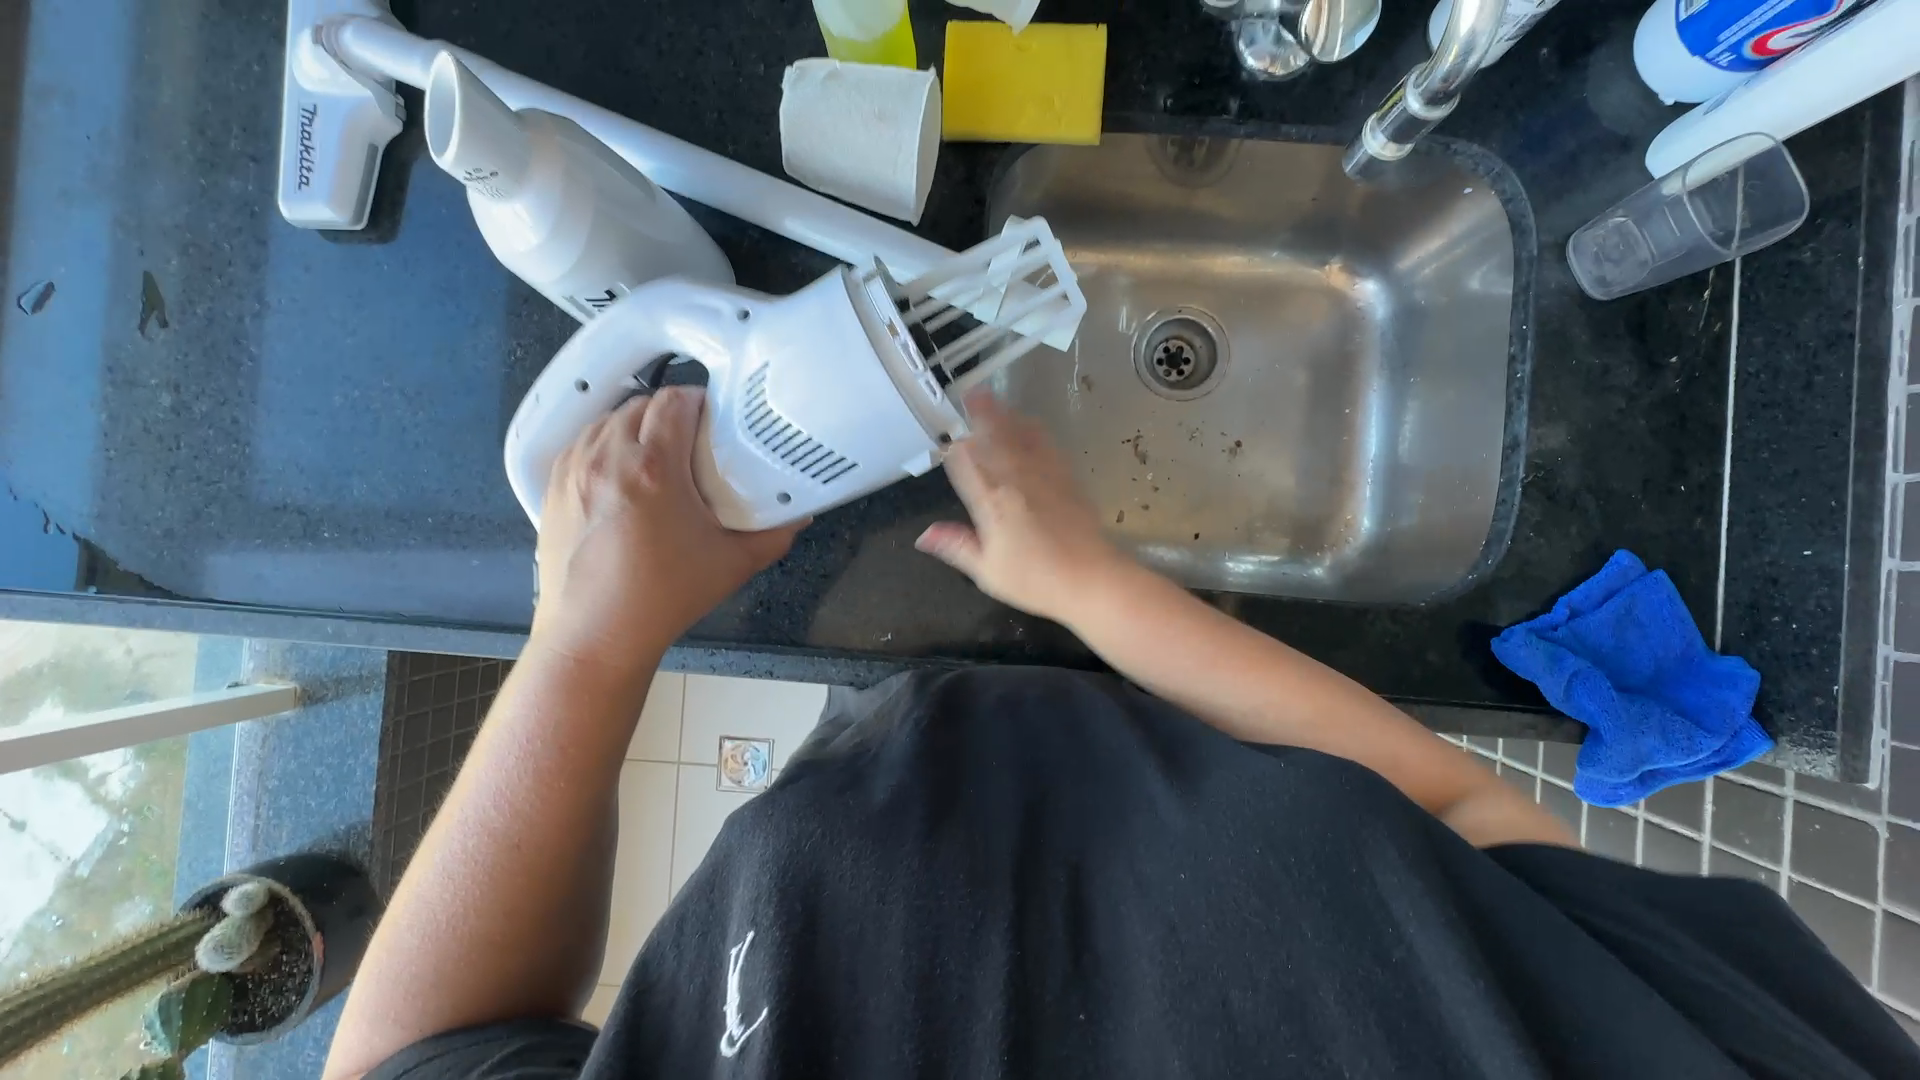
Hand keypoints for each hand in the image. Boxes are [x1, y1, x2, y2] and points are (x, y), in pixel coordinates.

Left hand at [530, 387, 803, 671]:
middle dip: (669, 412)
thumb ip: (774, 534)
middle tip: (693, 438)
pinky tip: (620, 471)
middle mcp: (608, 456)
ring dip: (635, 425)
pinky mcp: (551, 487)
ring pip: (606, 419)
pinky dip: (604, 444)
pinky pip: (580, 443)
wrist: (595, 634)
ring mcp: (574, 470)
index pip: (675, 401)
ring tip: (657, 452)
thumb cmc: (667, 597)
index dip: (700, 400)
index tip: (715, 419)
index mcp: (654, 466)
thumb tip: (800, 513)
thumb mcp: (733, 564)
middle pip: (641, 404)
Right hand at [916, 392, 1133, 622]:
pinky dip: (1032, 429)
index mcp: (992, 503)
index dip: (956, 450)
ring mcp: (1044, 475)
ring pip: (1020, 435)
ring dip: (1005, 416)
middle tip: (972, 394)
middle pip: (994, 438)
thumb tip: (924, 535)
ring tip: (994, 399)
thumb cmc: (1036, 580)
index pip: (967, 464)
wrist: (1090, 579)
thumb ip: (957, 546)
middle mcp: (1016, 481)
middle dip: (982, 416)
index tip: (950, 442)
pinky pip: (1046, 444)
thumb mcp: (988, 571)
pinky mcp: (1066, 477)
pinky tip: (1029, 423)